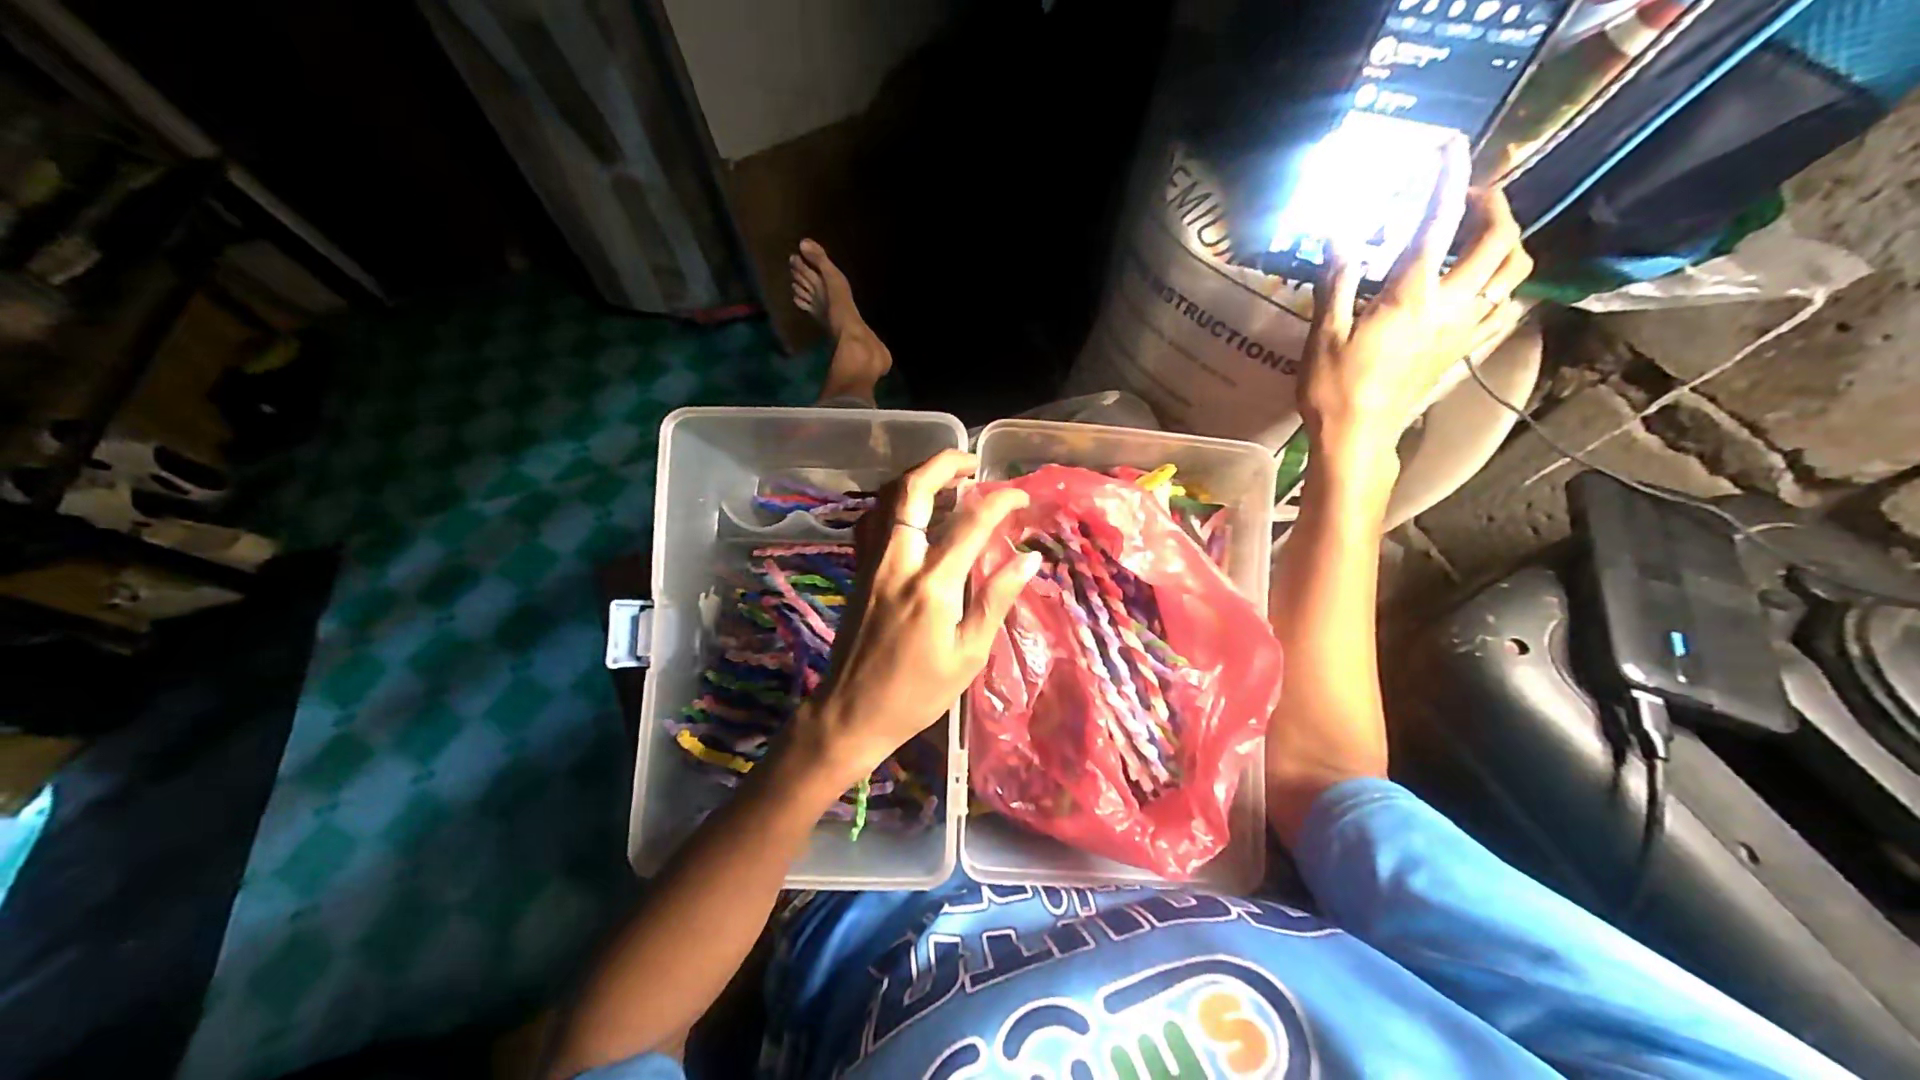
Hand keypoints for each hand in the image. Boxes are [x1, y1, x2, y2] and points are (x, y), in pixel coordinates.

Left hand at [789, 449, 1041, 788]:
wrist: (852, 711)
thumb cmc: (917, 692)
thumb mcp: (968, 654)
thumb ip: (996, 599)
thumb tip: (1028, 559)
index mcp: (932, 584)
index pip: (971, 522)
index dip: (1001, 500)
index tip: (1021, 498)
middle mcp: (897, 561)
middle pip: (914, 489)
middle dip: (945, 463)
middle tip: (973, 463)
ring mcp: (871, 561)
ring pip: (887, 497)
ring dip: (918, 477)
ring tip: (949, 480)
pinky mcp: (859, 569)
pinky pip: (873, 519)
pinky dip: (895, 501)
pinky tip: (914, 511)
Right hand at [1299, 136, 1533, 471]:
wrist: (1358, 437)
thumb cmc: (1334, 388)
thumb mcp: (1325, 334)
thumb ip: (1338, 281)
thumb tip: (1341, 236)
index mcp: (1412, 296)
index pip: (1438, 225)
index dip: (1448, 180)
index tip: (1453, 147)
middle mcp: (1451, 306)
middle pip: (1501, 242)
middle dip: (1495, 206)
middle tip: (1470, 197)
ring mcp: (1464, 330)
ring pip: (1516, 274)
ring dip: (1510, 244)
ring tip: (1485, 236)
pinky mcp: (1464, 352)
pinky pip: (1506, 313)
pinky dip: (1507, 290)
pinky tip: (1490, 289)